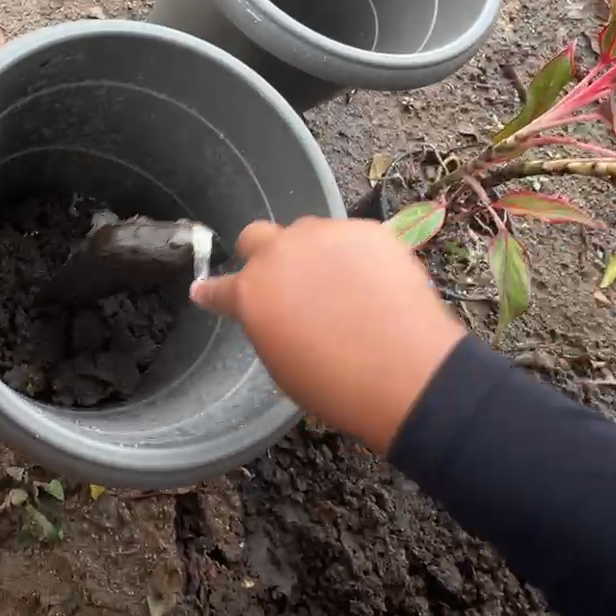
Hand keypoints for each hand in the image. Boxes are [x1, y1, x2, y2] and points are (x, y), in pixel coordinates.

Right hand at [189, 217, 465, 453]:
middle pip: (255, 236)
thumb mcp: (282, 362)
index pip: (218, 287)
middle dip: (261, 254)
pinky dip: (354, 256)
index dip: (212, 291)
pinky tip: (373, 284)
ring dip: (312, 253)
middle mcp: (279, 254)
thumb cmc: (339, 384)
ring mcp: (323, 236)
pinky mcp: (365, 231)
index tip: (206, 290)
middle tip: (282, 279)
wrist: (409, 373)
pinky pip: (350, 237)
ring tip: (341, 286)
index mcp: (251, 292)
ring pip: (307, 233)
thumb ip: (264, 324)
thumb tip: (269, 311)